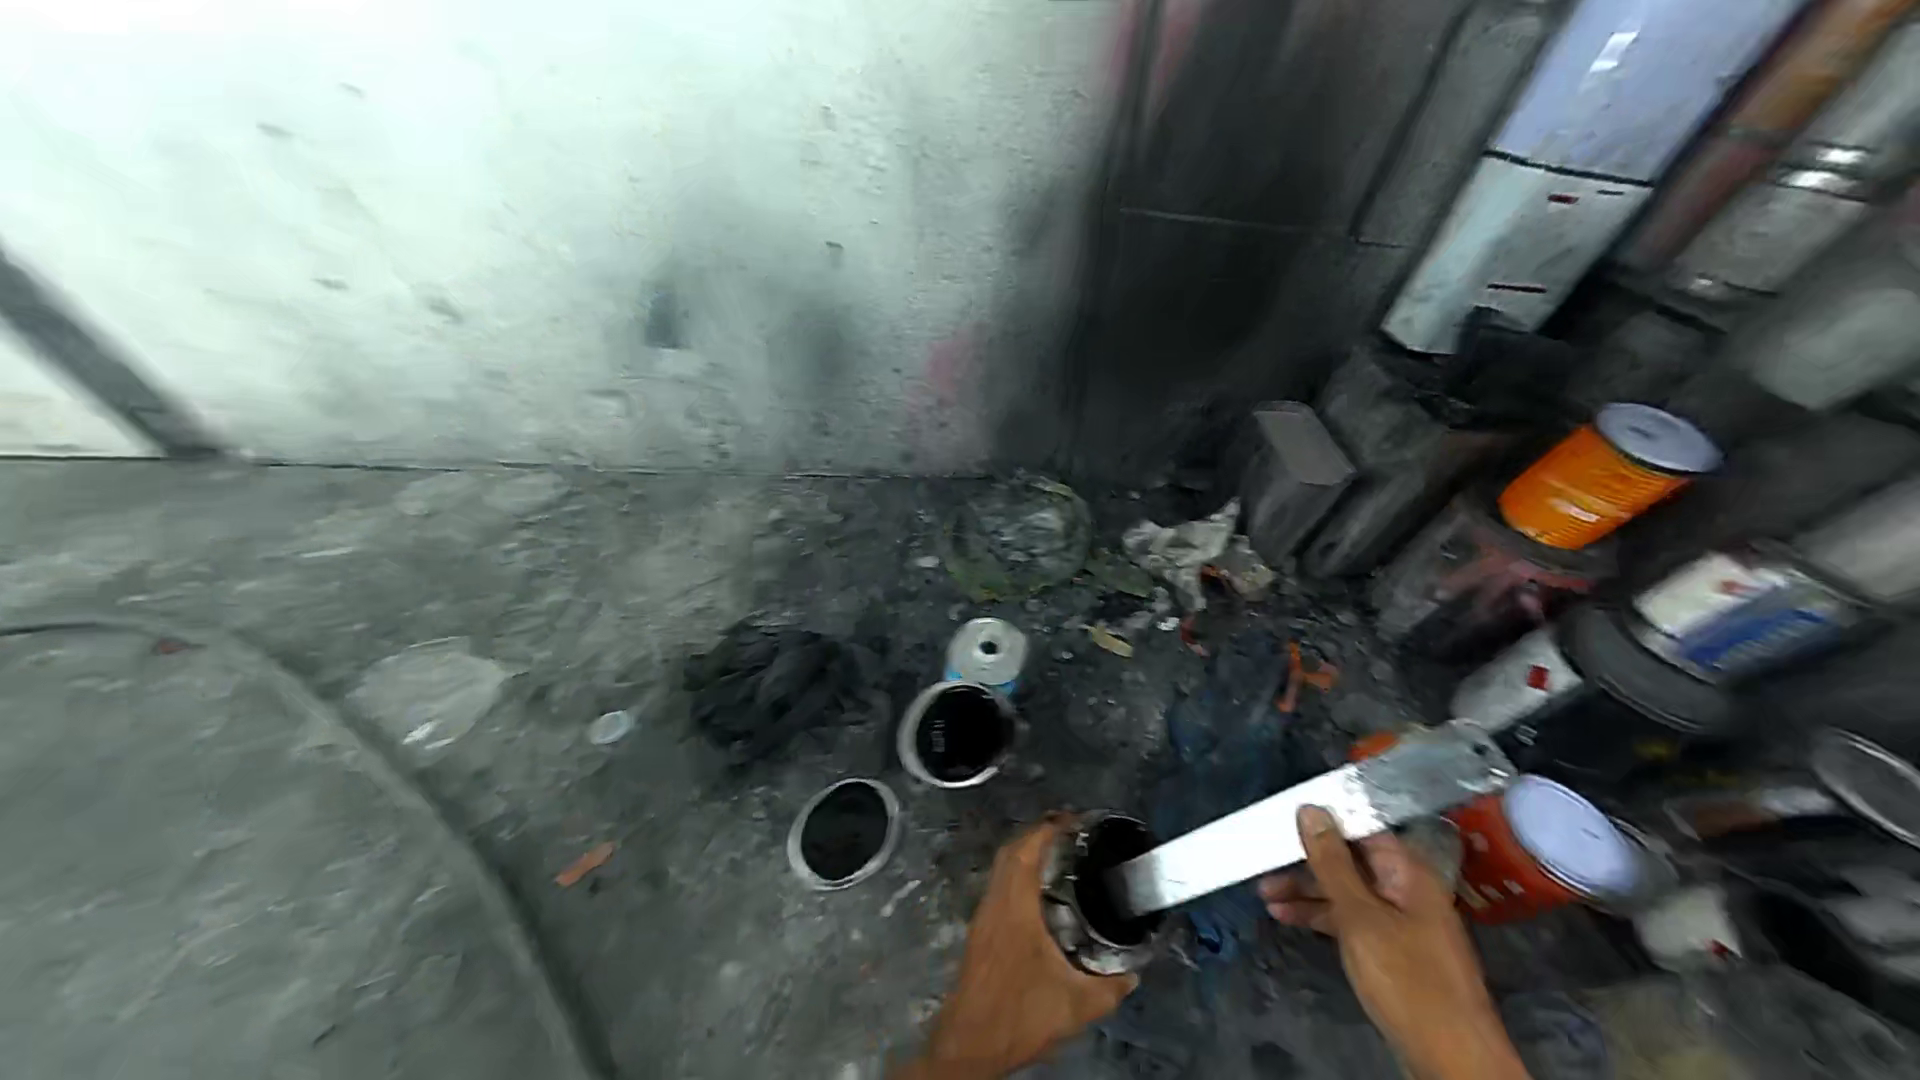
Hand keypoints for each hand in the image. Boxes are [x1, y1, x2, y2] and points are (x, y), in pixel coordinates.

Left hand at [895, 817, 1137, 1079]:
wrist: (969, 1042)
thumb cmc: (1019, 1014)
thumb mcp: (1074, 1006)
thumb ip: (1108, 987)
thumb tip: (1133, 973)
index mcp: (1015, 907)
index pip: (1027, 850)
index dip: (1048, 828)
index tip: (1073, 819)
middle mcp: (995, 901)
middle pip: (1011, 850)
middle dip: (1039, 833)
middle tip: (1070, 830)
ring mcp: (984, 914)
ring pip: (1002, 866)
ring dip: (1026, 850)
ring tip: (1059, 851)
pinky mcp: (980, 928)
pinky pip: (999, 882)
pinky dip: (1018, 871)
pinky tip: (1039, 888)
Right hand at [1259, 806, 1528, 1079]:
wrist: (1452, 1062)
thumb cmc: (1407, 979)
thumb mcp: (1360, 916)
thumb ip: (1332, 862)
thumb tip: (1311, 810)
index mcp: (1408, 873)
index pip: (1360, 828)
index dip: (1322, 820)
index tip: (1281, 817)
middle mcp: (1405, 889)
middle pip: (1348, 859)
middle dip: (1305, 861)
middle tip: (1263, 862)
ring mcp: (1399, 920)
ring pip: (1344, 890)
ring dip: (1305, 890)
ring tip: (1264, 895)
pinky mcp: (1390, 948)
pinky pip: (1348, 917)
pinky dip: (1319, 915)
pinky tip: (1286, 917)